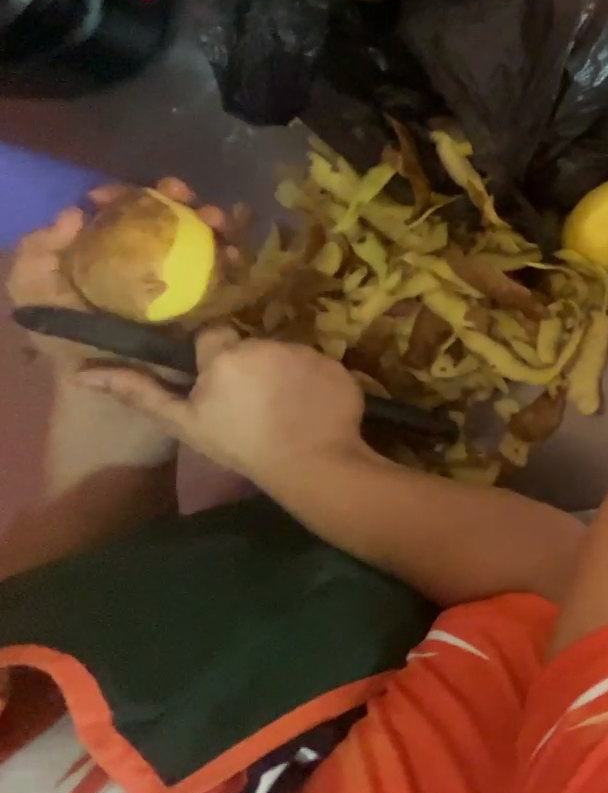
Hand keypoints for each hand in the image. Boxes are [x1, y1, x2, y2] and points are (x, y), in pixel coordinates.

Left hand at [6, 179, 230, 375]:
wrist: (128, 388)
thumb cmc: (79, 346)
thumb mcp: (40, 302)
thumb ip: (37, 261)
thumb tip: (77, 213)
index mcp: (106, 257)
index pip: (114, 216)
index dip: (118, 198)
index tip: (120, 194)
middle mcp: (150, 262)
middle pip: (167, 220)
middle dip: (176, 200)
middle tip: (182, 193)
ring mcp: (188, 280)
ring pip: (205, 239)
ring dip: (214, 222)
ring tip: (218, 219)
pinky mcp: (220, 299)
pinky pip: (232, 272)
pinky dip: (236, 257)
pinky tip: (235, 254)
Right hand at [73, 328, 371, 490]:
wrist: (312, 458)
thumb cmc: (241, 442)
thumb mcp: (183, 420)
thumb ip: (139, 390)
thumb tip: (82, 373)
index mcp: (228, 354)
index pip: (214, 334)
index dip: (213, 354)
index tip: (216, 378)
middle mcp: (271, 345)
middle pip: (252, 344)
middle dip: (248, 363)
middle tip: (250, 396)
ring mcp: (310, 354)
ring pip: (286, 353)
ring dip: (280, 369)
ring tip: (281, 402)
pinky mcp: (340, 366)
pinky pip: (318, 365)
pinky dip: (311, 379)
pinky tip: (308, 404)